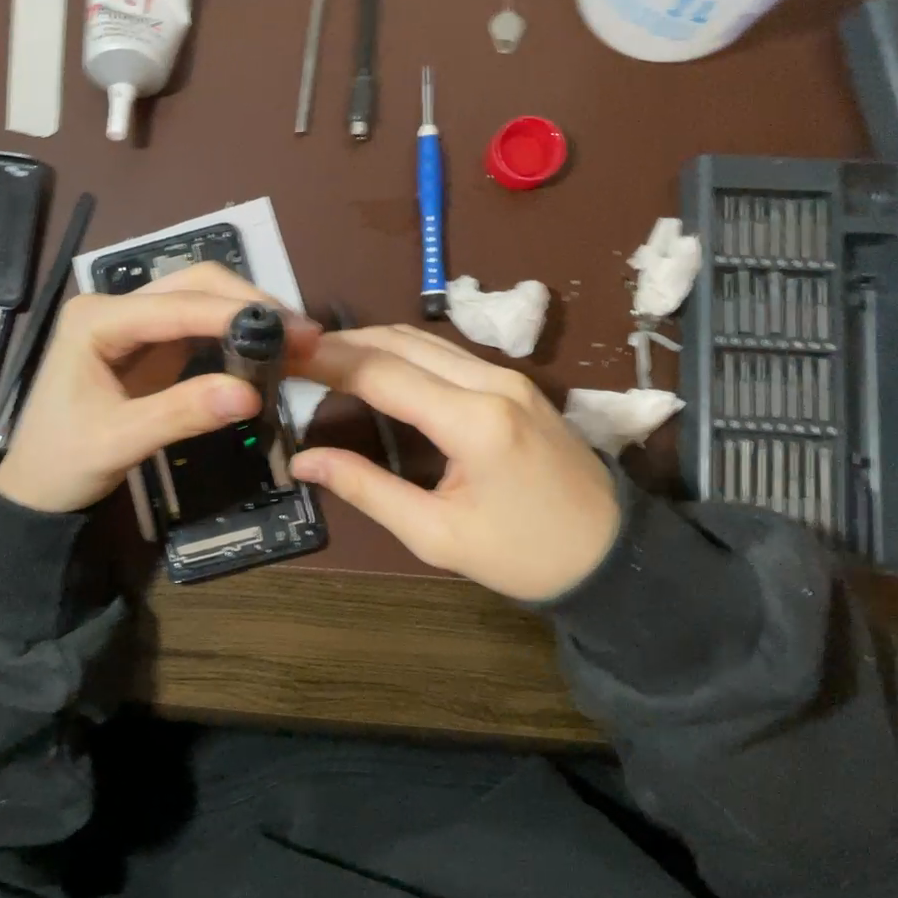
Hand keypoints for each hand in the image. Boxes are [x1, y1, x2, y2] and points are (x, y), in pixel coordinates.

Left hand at [0, 264, 319, 513]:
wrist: (35, 489)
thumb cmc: (63, 462)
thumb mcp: (118, 441)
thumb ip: (180, 413)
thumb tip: (251, 393)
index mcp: (95, 319)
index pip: (177, 304)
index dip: (237, 314)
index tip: (294, 331)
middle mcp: (113, 309)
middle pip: (192, 286)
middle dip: (249, 305)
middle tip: (303, 335)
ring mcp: (130, 324)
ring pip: (198, 300)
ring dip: (247, 314)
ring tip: (296, 341)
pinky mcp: (146, 346)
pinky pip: (196, 327)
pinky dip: (233, 335)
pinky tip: (265, 350)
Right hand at [290, 325, 619, 601]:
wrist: (616, 556)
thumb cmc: (523, 556)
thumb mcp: (436, 534)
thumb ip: (366, 488)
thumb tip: (303, 460)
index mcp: (472, 421)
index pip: (381, 373)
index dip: (325, 361)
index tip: (281, 356)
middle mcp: (492, 383)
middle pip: (401, 342)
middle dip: (342, 343)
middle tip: (293, 355)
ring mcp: (509, 378)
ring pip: (425, 340)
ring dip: (371, 342)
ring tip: (322, 358)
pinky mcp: (516, 384)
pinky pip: (447, 354)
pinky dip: (401, 353)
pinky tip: (374, 368)